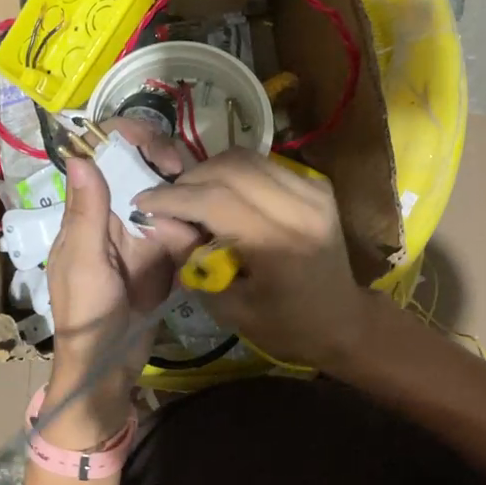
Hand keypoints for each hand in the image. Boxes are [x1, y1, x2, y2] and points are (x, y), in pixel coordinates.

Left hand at [43, 119, 198, 442]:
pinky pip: (186, 232)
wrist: (107, 367)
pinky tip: (204, 240)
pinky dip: (196, 232)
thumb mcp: (84, 262)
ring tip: (200, 215)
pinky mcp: (167, 258)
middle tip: (193, 179)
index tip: (161, 153)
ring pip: (172, 198)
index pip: (106, 156)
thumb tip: (81, 154)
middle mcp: (118, 215)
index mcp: (91, 211)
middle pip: (146, 169)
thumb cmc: (85, 313)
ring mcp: (144, 236)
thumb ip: (86, 212)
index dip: (131, 140)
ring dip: (188, 201)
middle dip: (171, 167)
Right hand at [135, 149, 384, 367]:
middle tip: (166, 201)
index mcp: (277, 243)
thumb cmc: (285, 326)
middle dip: (188, 180)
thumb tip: (159, 222)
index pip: (214, 200)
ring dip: (209, 171)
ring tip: (192, 196)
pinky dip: (234, 174)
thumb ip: (192, 261)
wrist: (344, 321)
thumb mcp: (230, 307)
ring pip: (245, 158)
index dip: (171, 197)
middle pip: (229, 168)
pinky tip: (223, 196)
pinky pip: (263, 165)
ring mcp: (312, 191)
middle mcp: (299, 207)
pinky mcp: (316, 186)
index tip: (141, 202)